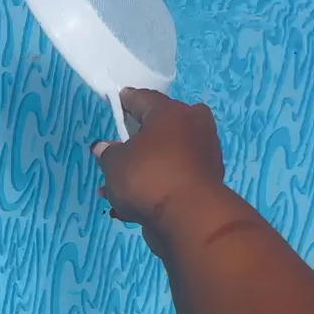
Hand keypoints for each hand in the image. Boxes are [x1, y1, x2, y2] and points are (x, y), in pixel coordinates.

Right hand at [92, 88, 228, 229]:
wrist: (187, 214)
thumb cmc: (146, 177)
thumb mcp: (114, 164)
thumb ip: (107, 153)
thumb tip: (105, 147)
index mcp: (170, 112)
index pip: (143, 99)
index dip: (127, 100)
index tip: (117, 100)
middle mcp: (193, 124)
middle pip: (160, 127)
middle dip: (138, 141)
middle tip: (119, 154)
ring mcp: (204, 150)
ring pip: (166, 154)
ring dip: (145, 168)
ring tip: (119, 190)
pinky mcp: (208, 177)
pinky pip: (175, 175)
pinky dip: (158, 184)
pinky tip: (138, 202)